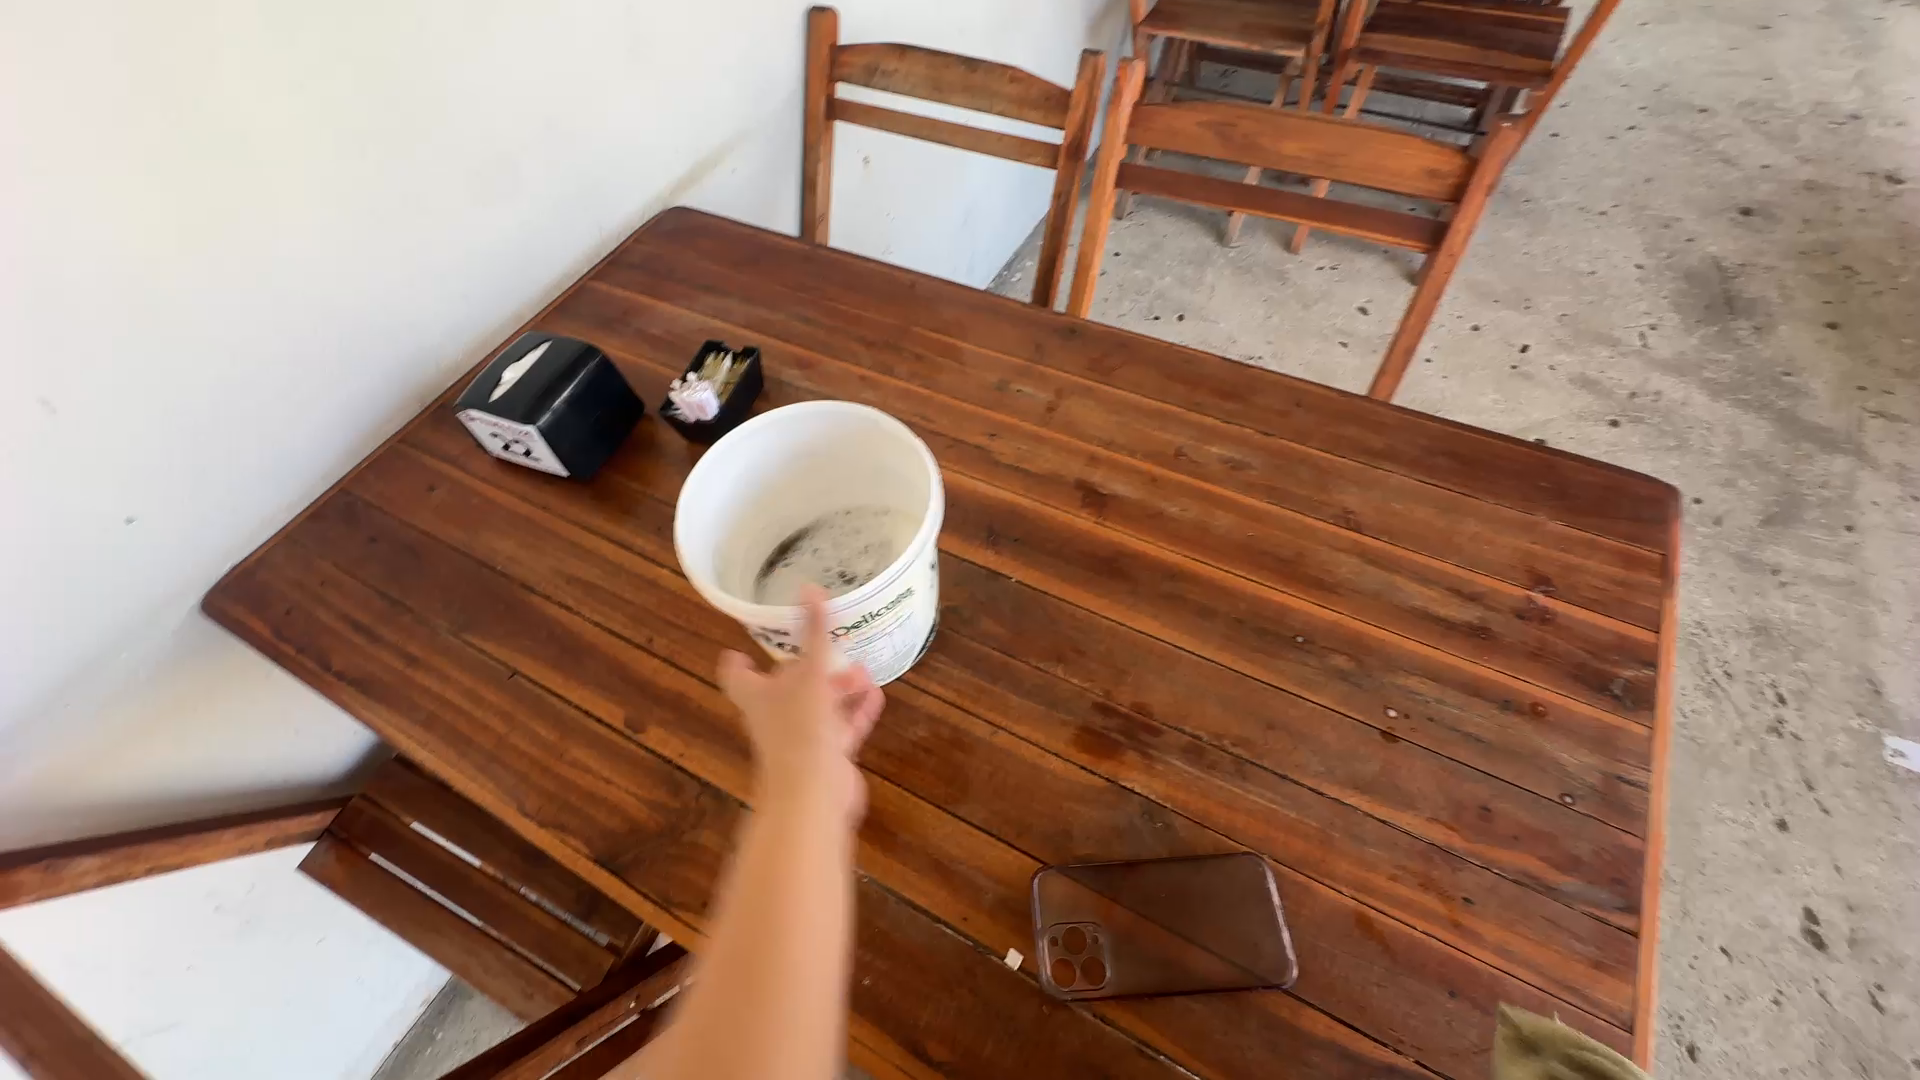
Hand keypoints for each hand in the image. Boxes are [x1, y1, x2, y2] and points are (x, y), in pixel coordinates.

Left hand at [717, 587, 883, 822]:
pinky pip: (844, 727)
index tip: (740, 647)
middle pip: (786, 688)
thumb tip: (809, 585)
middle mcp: (776, 717)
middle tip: (828, 648)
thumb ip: (814, 632)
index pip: (738, 676)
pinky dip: (858, 711)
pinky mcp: (828, 756)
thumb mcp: (810, 673)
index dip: (737, 662)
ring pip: (820, 706)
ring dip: (839, 688)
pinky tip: (876, 694)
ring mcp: (803, 739)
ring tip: (861, 669)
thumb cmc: (801, 728)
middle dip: (808, 667)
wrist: (815, 794)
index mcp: (758, 698)